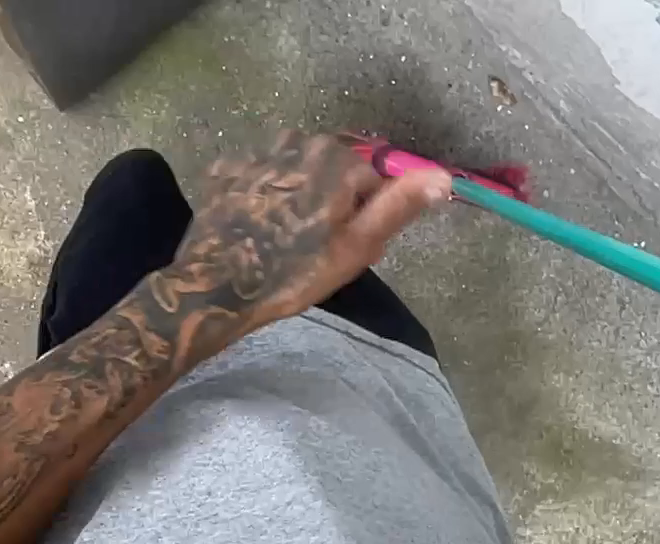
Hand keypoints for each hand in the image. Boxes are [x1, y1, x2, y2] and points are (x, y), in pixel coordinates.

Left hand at [166, 130, 451, 333]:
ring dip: (291, 199)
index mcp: (336, 158)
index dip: (362, 219)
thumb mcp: (355, 248)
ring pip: (290, 173)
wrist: (215, 287)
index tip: (345, 250)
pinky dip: (257, 198)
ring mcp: (255, 153)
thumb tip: (444, 175)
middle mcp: (297, 140)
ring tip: (278, 242)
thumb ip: (398, 206)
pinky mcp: (223, 171)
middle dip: (327, 205)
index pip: (368, 183)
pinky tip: (250, 230)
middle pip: (327, 173)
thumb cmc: (292, 274)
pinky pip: (253, 179)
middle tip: (310, 251)